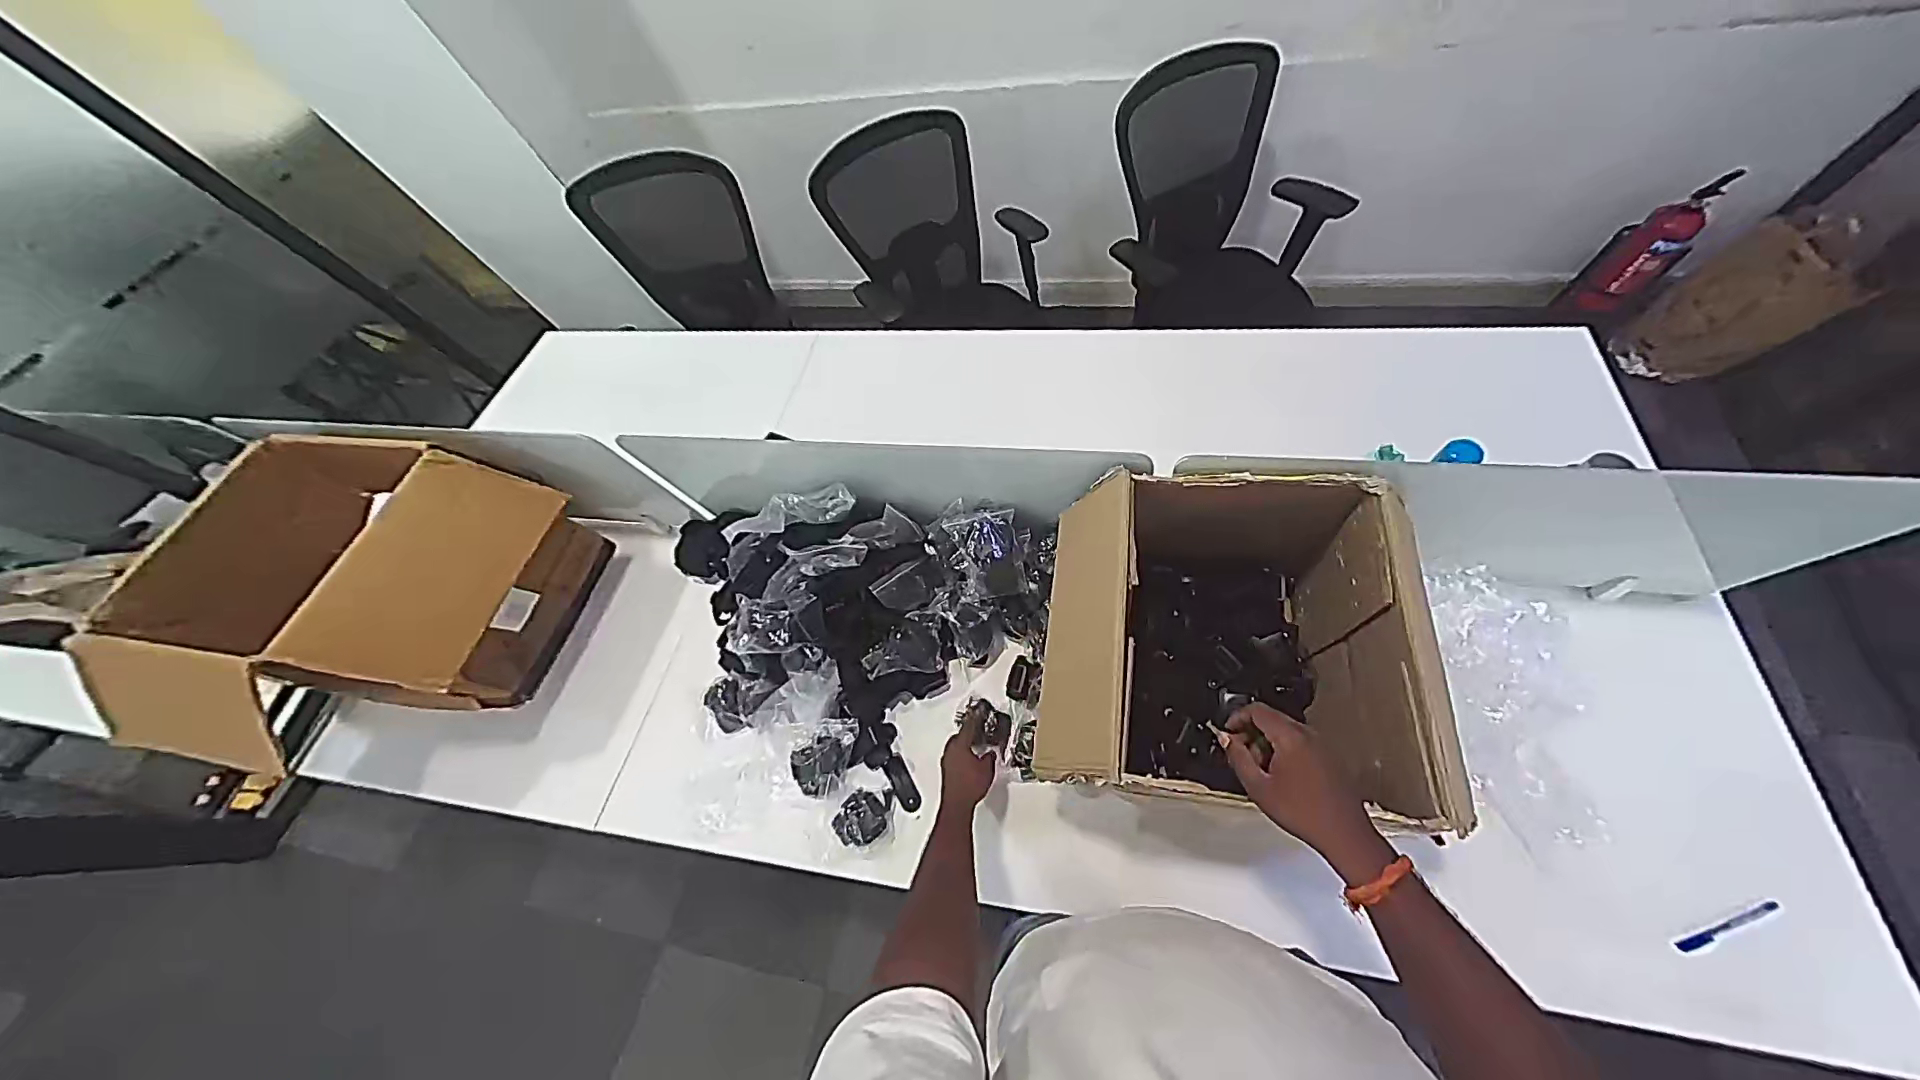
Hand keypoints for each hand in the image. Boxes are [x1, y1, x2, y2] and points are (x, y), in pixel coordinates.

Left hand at [939, 709, 996, 814]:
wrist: (957, 804)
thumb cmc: (970, 786)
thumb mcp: (987, 768)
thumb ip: (989, 756)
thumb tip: (990, 753)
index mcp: (960, 745)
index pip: (968, 726)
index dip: (975, 717)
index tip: (978, 711)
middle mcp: (951, 750)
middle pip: (960, 734)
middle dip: (969, 732)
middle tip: (979, 729)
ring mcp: (947, 760)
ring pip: (956, 745)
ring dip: (965, 743)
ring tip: (976, 745)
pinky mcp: (946, 769)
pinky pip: (954, 755)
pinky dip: (961, 753)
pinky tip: (969, 759)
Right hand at [1222, 703, 1394, 884]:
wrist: (1343, 834)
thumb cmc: (1307, 814)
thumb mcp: (1257, 786)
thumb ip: (1237, 756)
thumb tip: (1228, 740)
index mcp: (1291, 737)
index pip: (1256, 709)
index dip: (1236, 718)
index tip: (1228, 732)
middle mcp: (1309, 735)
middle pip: (1271, 719)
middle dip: (1251, 733)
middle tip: (1241, 754)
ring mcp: (1321, 745)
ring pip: (1284, 732)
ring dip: (1267, 744)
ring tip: (1262, 772)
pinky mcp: (1328, 757)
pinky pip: (1299, 743)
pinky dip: (1284, 752)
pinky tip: (1281, 778)